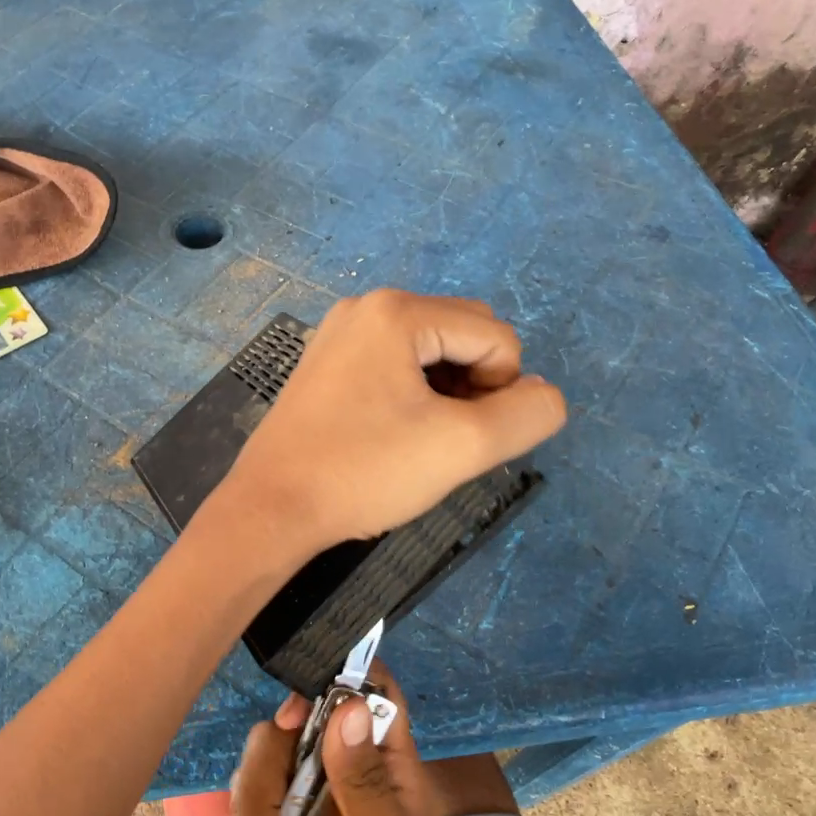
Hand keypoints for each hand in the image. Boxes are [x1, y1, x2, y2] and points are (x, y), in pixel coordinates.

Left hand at [218, 290, 565, 554]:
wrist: (271, 508)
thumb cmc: (364, 472)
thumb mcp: (463, 447)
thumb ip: (527, 415)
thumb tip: (544, 394)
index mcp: (398, 311)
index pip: (497, 337)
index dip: (501, 392)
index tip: (461, 438)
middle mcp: (366, 308)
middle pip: (464, 334)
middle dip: (474, 386)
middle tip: (443, 440)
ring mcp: (339, 335)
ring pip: (430, 353)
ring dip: (445, 394)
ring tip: (417, 442)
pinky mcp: (325, 365)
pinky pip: (393, 366)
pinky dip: (410, 396)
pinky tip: (390, 435)